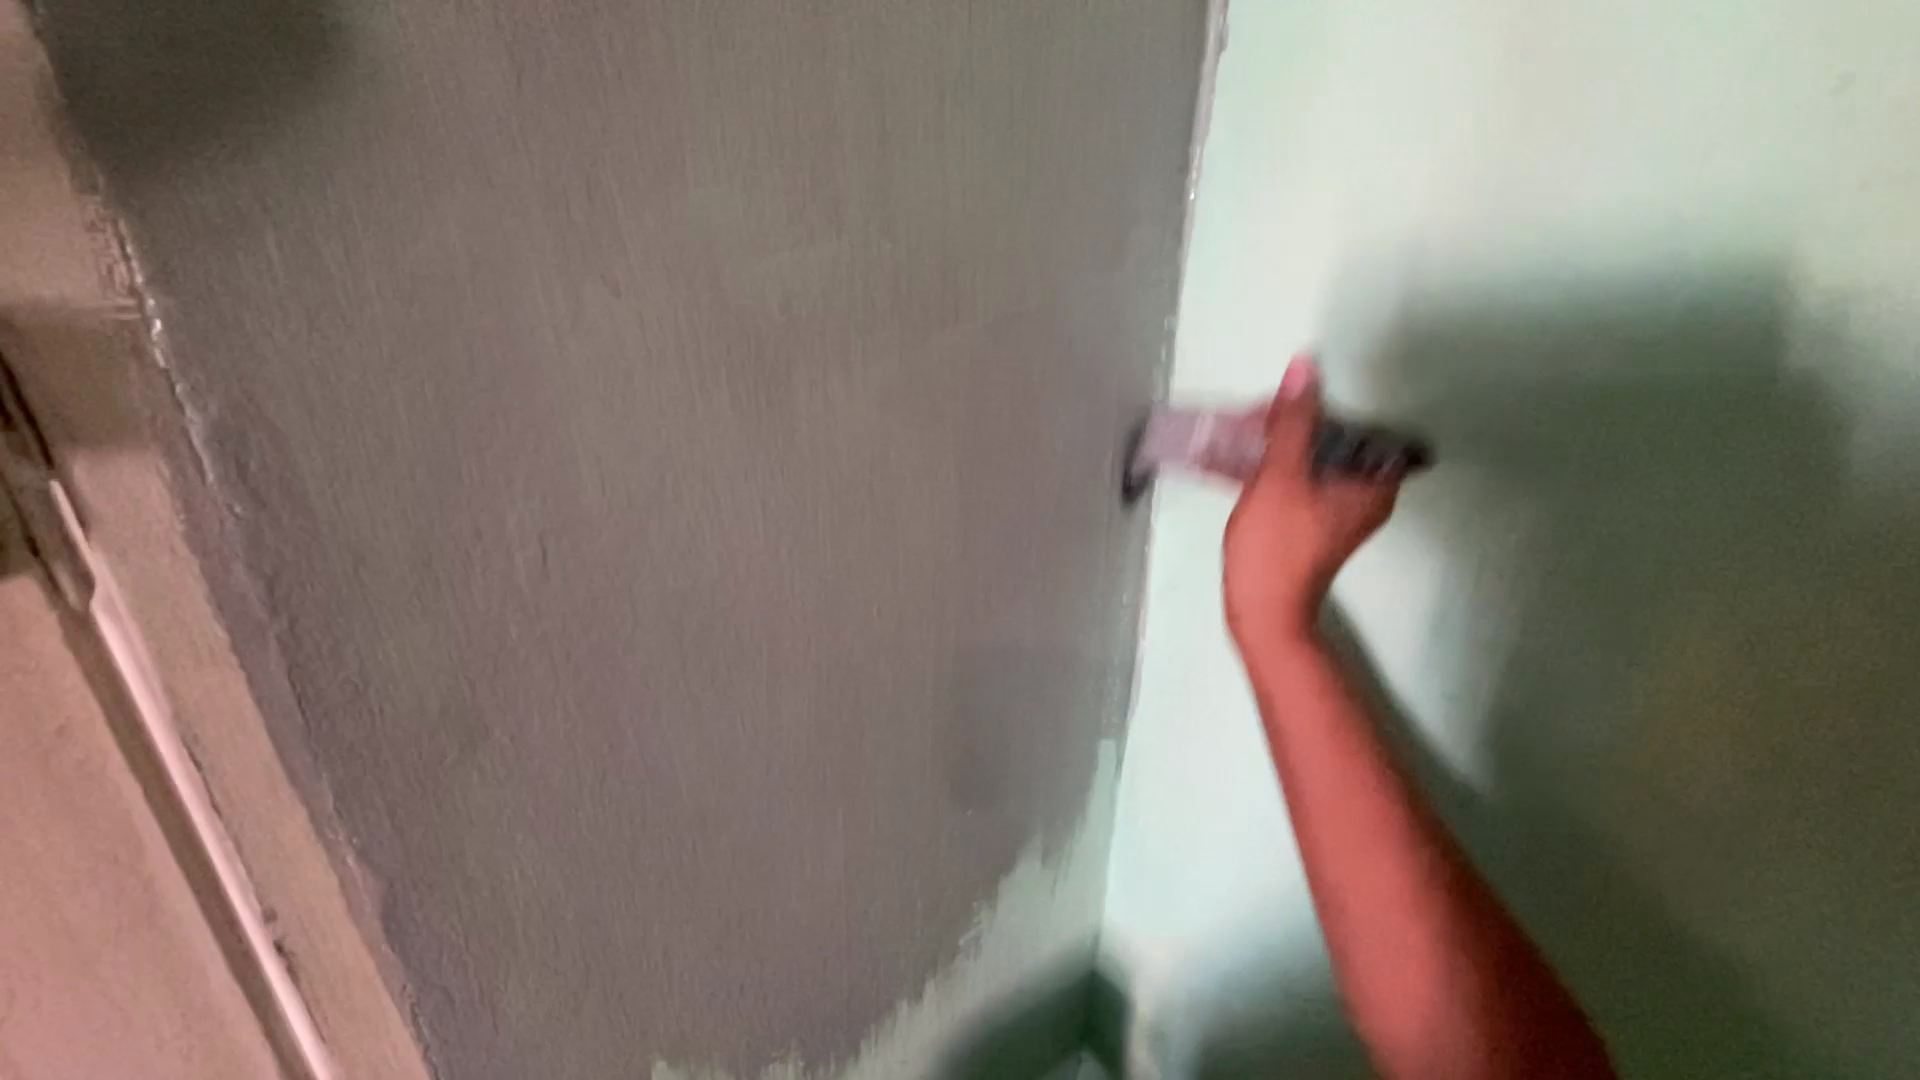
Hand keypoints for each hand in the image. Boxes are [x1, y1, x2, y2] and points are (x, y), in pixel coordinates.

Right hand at [1221, 355, 1402, 641]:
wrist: (1261, 610)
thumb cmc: (1276, 545)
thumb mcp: (1280, 476)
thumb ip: (1292, 422)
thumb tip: (1304, 369)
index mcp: (1372, 483)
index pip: (1359, 424)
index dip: (1323, 407)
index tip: (1283, 404)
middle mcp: (1364, 495)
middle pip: (1333, 442)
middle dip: (1290, 425)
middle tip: (1251, 418)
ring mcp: (1337, 512)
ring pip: (1310, 462)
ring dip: (1275, 446)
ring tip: (1237, 435)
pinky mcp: (1311, 525)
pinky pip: (1295, 484)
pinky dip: (1270, 471)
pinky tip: (1234, 462)